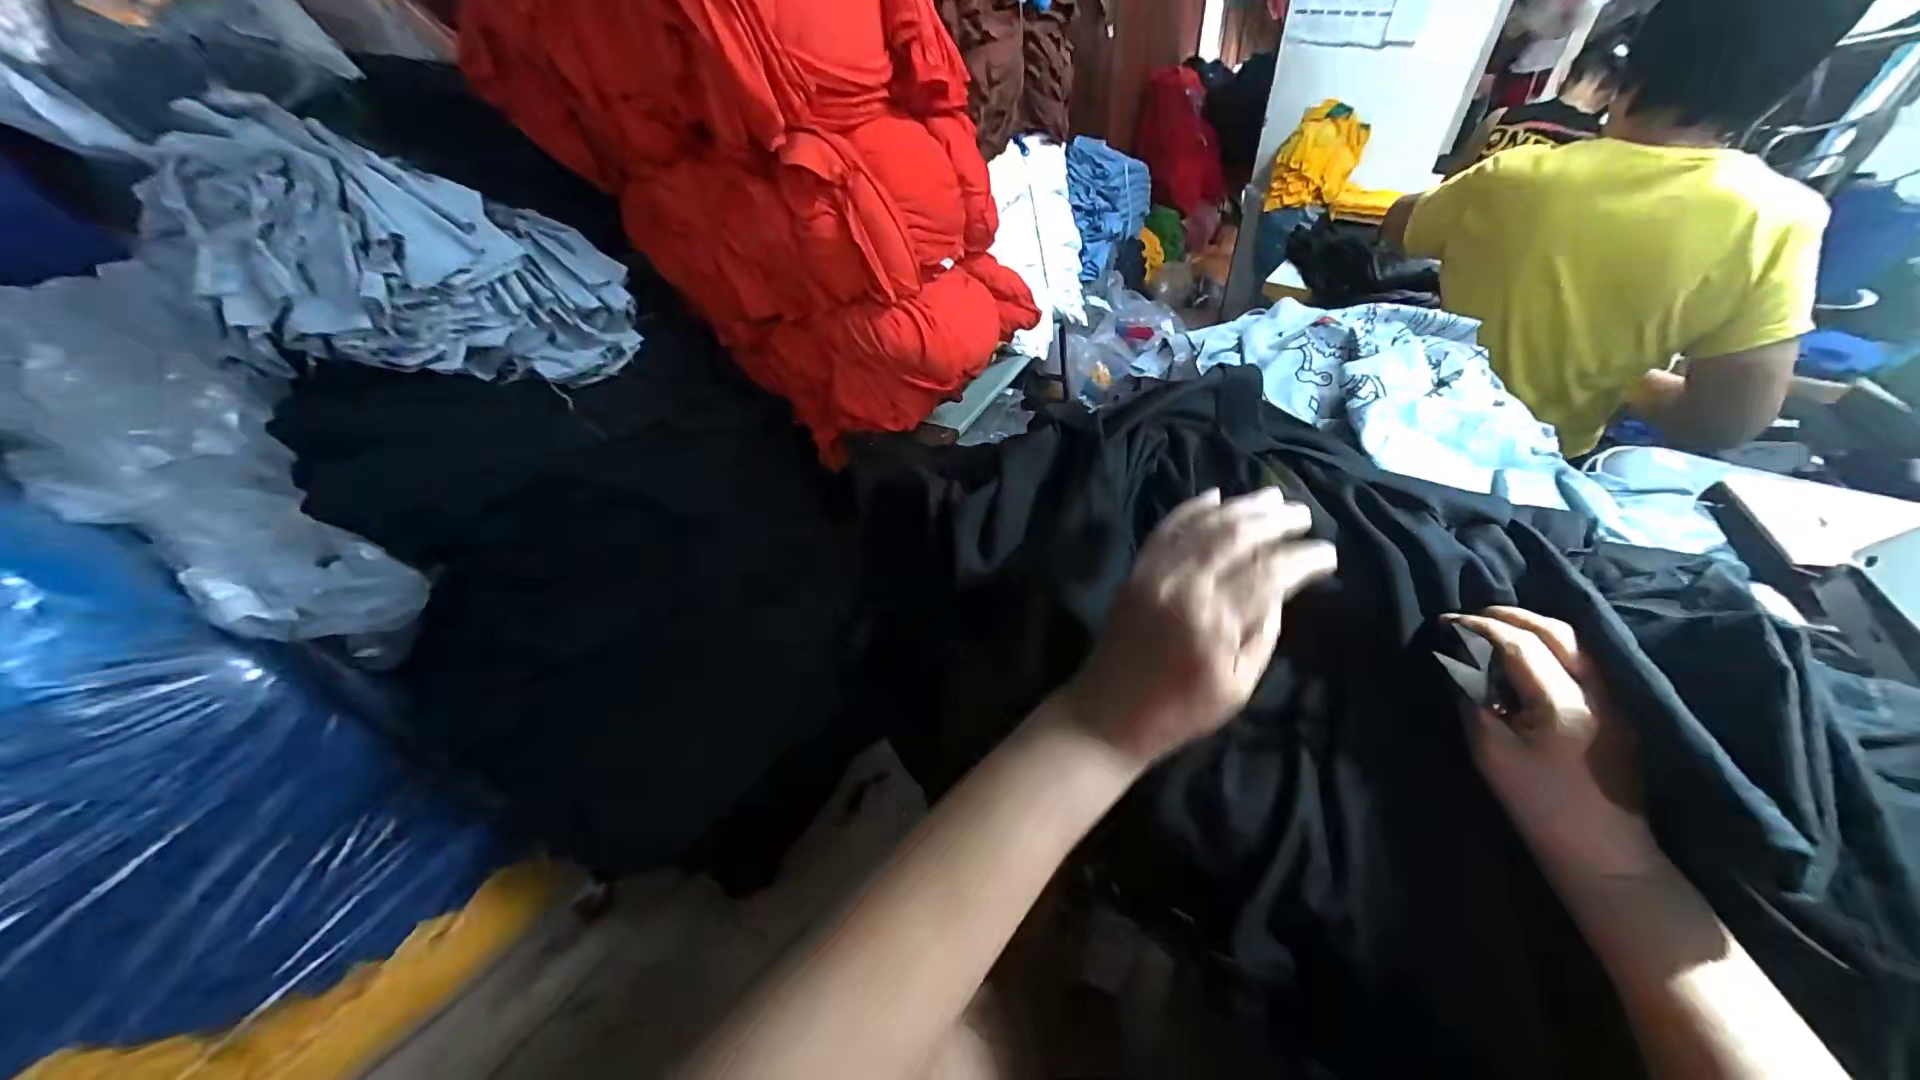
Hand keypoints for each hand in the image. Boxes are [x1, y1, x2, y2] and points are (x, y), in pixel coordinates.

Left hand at [1060, 488, 1337, 765]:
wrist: (1110, 712)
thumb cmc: (1180, 710)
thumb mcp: (1237, 686)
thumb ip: (1262, 634)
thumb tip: (1279, 590)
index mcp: (1215, 620)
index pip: (1270, 573)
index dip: (1303, 558)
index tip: (1328, 554)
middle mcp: (1184, 586)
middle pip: (1237, 537)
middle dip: (1276, 521)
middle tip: (1303, 515)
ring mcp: (1155, 574)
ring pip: (1203, 525)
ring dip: (1240, 507)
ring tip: (1271, 497)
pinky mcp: (1135, 572)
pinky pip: (1165, 529)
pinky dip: (1191, 510)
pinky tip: (1215, 497)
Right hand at [1449, 608, 1661, 878]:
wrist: (1603, 852)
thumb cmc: (1536, 803)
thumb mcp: (1489, 748)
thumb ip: (1473, 696)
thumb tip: (1459, 658)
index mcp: (1565, 704)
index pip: (1519, 645)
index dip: (1478, 627)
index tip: (1445, 622)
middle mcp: (1600, 694)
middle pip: (1557, 633)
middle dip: (1509, 617)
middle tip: (1469, 616)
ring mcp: (1618, 702)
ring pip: (1576, 644)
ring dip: (1532, 628)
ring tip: (1493, 628)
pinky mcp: (1621, 712)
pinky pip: (1584, 662)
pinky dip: (1550, 646)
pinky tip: (1524, 653)